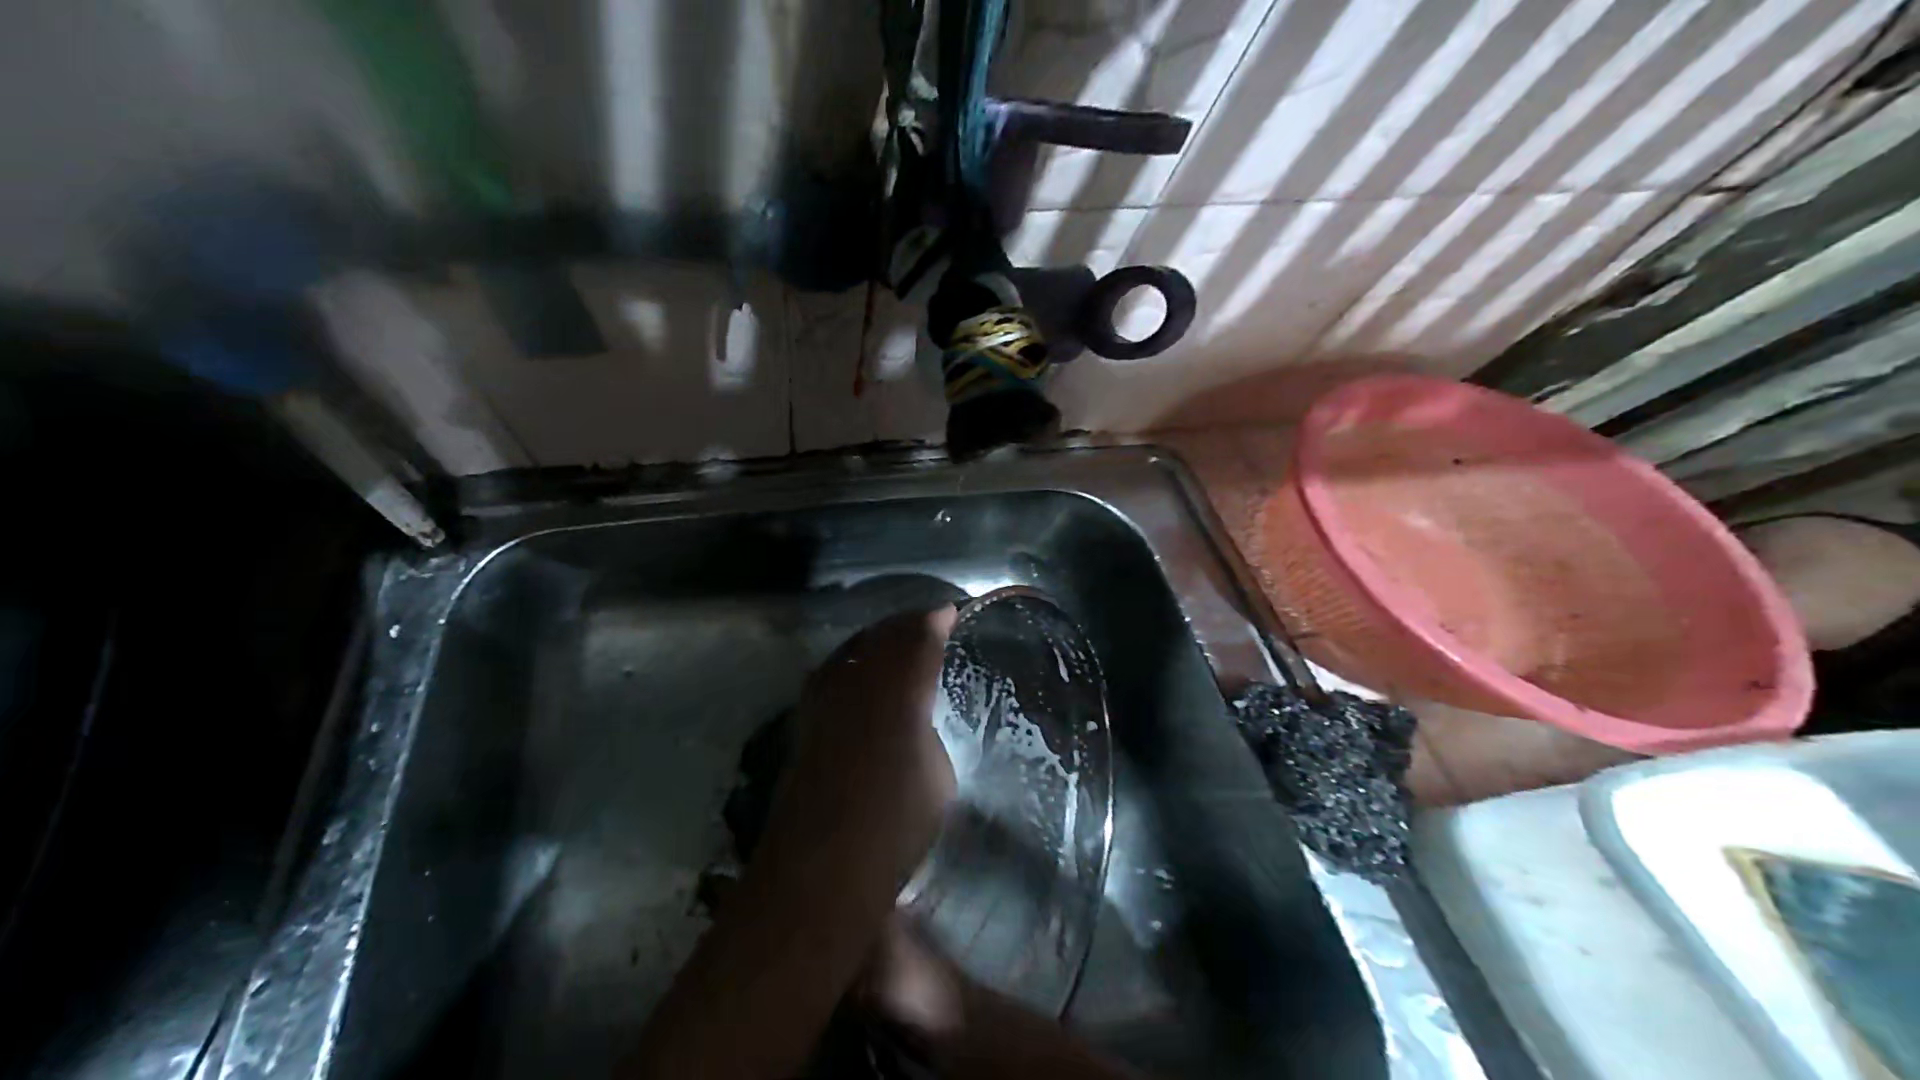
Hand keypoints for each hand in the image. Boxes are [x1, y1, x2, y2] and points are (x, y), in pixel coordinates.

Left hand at [622, 607, 957, 1079]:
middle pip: (882, 637)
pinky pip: (834, 672)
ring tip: (895, 640)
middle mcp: (857, 685)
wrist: (822, 866)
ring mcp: (825, 701)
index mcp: (898, 694)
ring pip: (853, 650)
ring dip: (877, 639)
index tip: (951, 612)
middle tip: (928, 621)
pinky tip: (860, 673)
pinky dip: (853, 662)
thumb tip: (919, 713)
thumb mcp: (936, 775)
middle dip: (906, 624)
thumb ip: (927, 731)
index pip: (918, 639)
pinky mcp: (805, 721)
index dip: (936, 620)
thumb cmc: (894, 825)